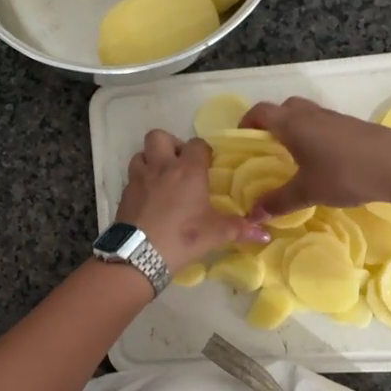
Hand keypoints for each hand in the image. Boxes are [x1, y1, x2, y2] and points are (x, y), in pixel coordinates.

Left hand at [115, 130, 263, 271]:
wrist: (139, 254)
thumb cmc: (182, 237)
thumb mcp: (215, 234)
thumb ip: (240, 229)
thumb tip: (266, 235)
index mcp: (187, 170)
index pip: (197, 144)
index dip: (203, 151)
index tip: (208, 165)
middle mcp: (161, 167)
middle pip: (158, 136)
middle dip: (170, 144)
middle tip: (180, 164)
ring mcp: (138, 178)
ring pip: (140, 154)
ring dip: (151, 160)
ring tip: (162, 178)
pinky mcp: (124, 193)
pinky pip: (132, 177)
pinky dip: (140, 181)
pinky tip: (149, 198)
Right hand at [240, 96, 390, 217]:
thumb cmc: (344, 173)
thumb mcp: (307, 192)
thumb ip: (277, 202)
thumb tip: (252, 215)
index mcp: (292, 124)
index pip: (261, 111)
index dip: (247, 122)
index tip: (243, 139)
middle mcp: (312, 115)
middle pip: (285, 107)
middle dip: (273, 123)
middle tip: (269, 147)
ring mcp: (337, 119)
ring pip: (309, 115)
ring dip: (298, 129)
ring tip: (297, 157)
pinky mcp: (357, 128)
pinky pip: (328, 126)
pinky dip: (319, 137)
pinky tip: (326, 162)